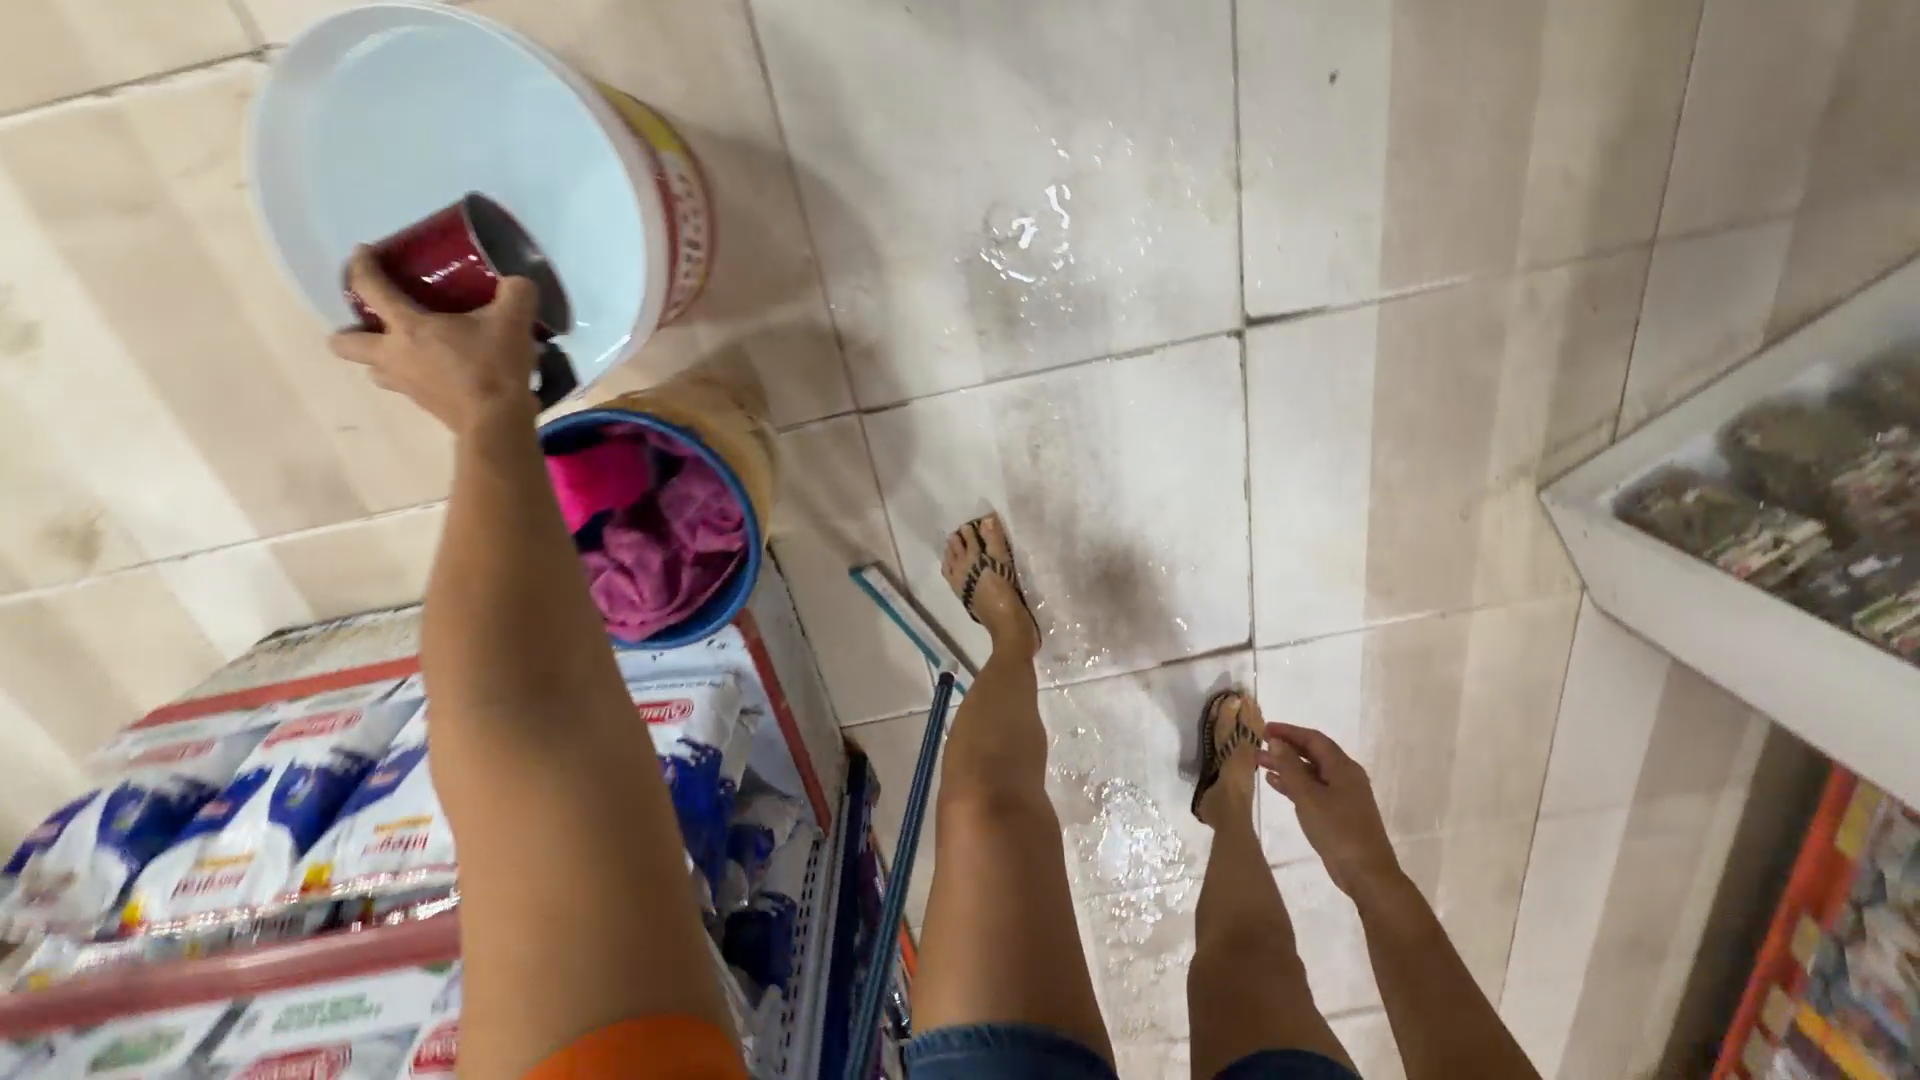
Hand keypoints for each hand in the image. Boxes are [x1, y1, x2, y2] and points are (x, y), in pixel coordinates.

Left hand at [329, 248, 539, 434]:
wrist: (497, 423)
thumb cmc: (494, 367)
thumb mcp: (513, 321)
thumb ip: (516, 294)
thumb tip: (516, 283)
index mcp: (407, 326)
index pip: (369, 287)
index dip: (361, 265)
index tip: (362, 252)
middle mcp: (394, 355)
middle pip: (345, 343)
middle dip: (350, 332)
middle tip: (377, 324)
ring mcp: (407, 384)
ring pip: (373, 371)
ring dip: (382, 360)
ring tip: (408, 352)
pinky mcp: (425, 407)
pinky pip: (407, 389)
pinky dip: (416, 379)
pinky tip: (442, 374)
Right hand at [1259, 722, 1403, 901]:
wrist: (1366, 873)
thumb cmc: (1337, 830)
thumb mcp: (1308, 797)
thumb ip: (1290, 767)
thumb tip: (1277, 742)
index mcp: (1343, 768)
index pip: (1314, 739)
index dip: (1289, 731)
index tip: (1264, 729)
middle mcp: (1345, 777)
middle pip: (1312, 754)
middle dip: (1285, 748)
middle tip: (1258, 745)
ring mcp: (1342, 796)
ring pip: (1311, 773)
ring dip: (1286, 766)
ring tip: (1260, 763)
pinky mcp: (1337, 813)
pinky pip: (1312, 790)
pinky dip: (1294, 784)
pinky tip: (1275, 784)